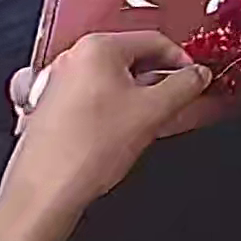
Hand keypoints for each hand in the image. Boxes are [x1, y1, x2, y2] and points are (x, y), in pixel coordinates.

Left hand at [4, 31, 210, 217]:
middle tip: (179, 100)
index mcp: (98, 48)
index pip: (156, 41)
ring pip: (115, 80)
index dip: (182, 61)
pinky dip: (116, 107)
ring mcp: (57, 83)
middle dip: (162, 80)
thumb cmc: (88, 150)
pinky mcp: (50, 109)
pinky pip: (95, 97)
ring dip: (141, 96)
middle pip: (135, 59)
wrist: (42, 198)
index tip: (195, 78)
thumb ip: (186, 85)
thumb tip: (198, 74)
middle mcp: (73, 59)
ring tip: (155, 119)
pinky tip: (125, 131)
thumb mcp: (154, 110)